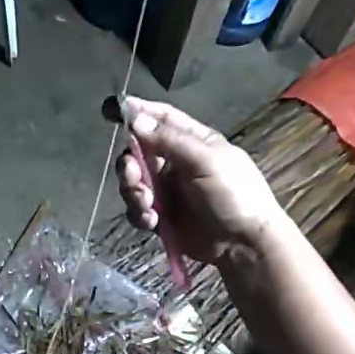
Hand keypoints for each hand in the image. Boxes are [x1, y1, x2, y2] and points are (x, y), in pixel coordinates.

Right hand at [115, 97, 285, 264]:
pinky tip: (153, 222)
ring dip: (133, 192)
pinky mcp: (162, 218)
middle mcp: (175, 163)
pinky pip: (138, 210)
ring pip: (133, 183)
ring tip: (148, 206)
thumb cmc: (234, 195)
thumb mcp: (207, 161)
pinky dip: (139, 215)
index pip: (159, 119)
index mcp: (192, 141)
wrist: (244, 245)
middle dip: (129, 164)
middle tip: (132, 175)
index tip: (110, 108)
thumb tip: (135, 118)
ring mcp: (167, 191)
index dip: (136, 111)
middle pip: (137, 153)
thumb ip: (170, 140)